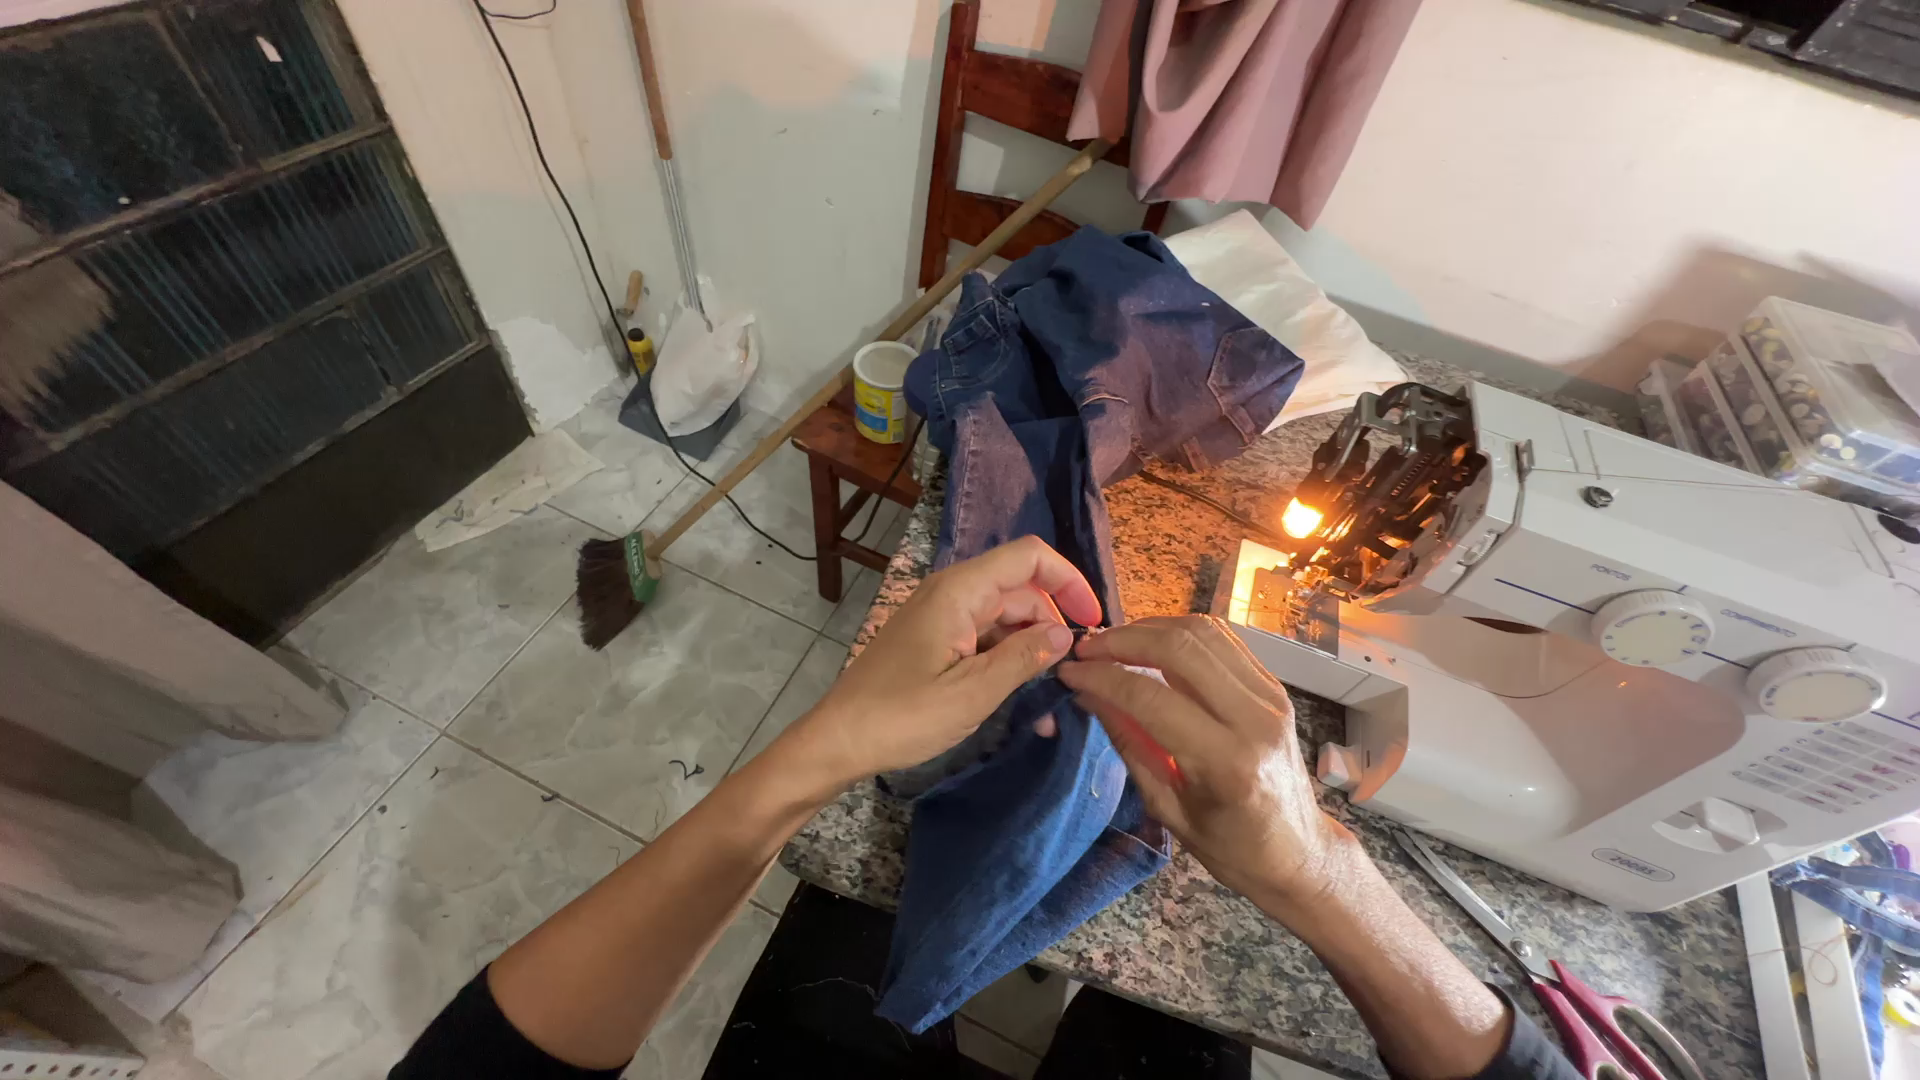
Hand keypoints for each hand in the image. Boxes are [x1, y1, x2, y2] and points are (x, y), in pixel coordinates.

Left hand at [784, 536, 1103, 788]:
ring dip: (1030, 650)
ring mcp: (941, 614)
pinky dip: (1005, 660)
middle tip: (1074, 673)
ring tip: (1048, 700)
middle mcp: (951, 592)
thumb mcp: (973, 692)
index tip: (1092, 624)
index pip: (1029, 558)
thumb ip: (1023, 658)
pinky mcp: (934, 637)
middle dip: (1052, 624)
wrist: (839, 739)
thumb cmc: (903, 715)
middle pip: (1020, 589)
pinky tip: (1019, 699)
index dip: (1069, 581)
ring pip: (1004, 616)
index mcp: (960, 591)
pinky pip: (982, 636)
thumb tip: (1064, 633)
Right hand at [1057, 615, 1349, 908]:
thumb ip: (1128, 743)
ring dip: (1148, 628)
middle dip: (1122, 640)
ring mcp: (1270, 696)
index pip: (1151, 698)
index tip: (1068, 672)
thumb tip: (1086, 694)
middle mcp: (1254, 719)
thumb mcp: (1166, 807)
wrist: (1300, 853)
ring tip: (1113, 641)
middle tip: (1086, 649)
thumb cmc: (1231, 847)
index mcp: (1227, 763)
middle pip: (1179, 649)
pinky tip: (1150, 642)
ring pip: (1201, 632)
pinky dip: (1178, 631)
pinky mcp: (1274, 685)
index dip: (1102, 678)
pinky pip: (1221, 639)